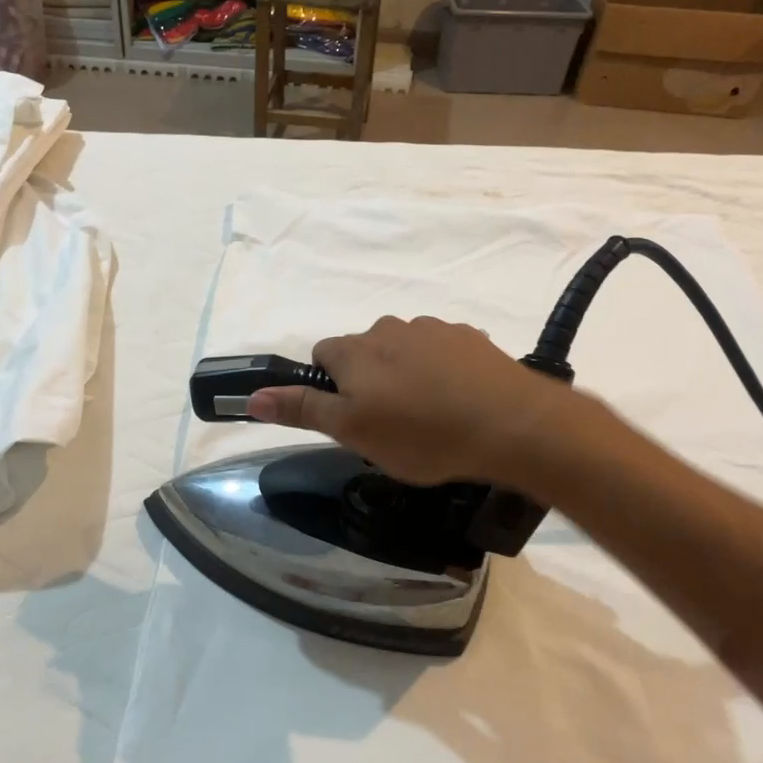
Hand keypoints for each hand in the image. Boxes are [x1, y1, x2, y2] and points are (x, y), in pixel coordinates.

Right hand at [245, 316, 566, 486]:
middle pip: (364, 352)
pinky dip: (440, 374)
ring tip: (427, 418)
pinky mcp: (471, 339)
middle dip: (368, 382)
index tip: (349, 419)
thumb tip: (253, 396)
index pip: (322, 355)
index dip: (329, 387)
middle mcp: (390, 328)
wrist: (509, 424)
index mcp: (355, 350)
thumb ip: (303, 409)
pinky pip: (441, 354)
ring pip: (403, 352)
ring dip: (405, 377)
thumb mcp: (351, 432)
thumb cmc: (419, 434)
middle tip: (388, 426)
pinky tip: (457, 404)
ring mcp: (434, 330)